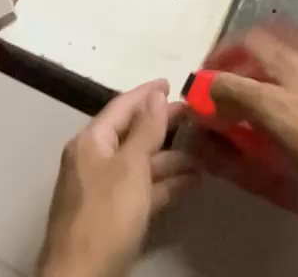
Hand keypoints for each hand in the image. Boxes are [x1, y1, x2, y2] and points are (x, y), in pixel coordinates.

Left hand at [37, 81, 195, 276]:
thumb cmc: (105, 215)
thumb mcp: (130, 168)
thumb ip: (146, 130)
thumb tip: (155, 93)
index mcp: (91, 141)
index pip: (122, 107)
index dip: (146, 93)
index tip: (171, 83)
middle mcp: (94, 159)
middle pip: (132, 134)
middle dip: (163, 125)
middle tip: (195, 115)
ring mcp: (103, 188)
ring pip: (140, 164)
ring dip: (170, 158)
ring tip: (205, 152)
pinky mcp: (113, 215)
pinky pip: (142, 189)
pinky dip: (165, 184)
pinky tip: (193, 182)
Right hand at [207, 31, 297, 196]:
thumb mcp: (269, 111)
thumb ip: (233, 92)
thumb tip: (203, 84)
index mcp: (286, 60)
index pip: (247, 40)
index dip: (222, 53)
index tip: (203, 76)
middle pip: (261, 62)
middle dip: (235, 79)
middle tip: (218, 104)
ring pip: (277, 86)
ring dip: (254, 100)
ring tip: (241, 125)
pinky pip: (292, 108)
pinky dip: (274, 117)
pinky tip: (275, 140)